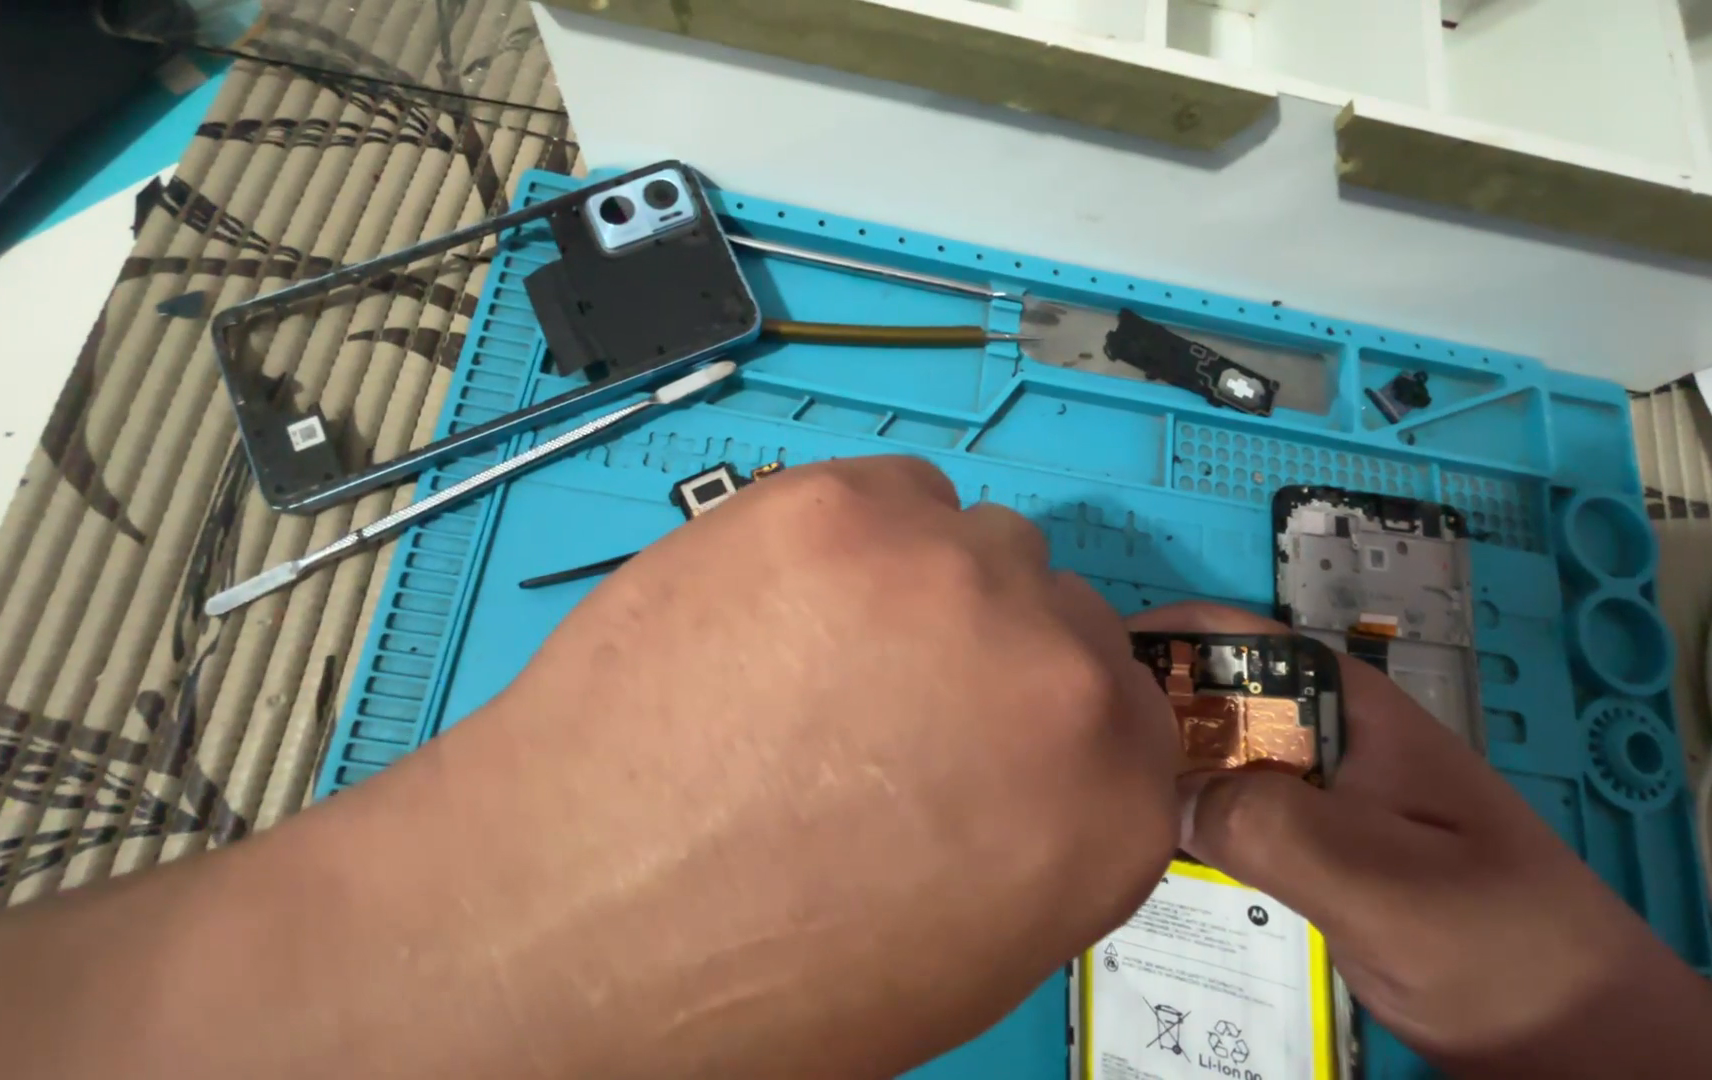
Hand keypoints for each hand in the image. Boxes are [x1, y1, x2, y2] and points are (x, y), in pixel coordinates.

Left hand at [406, 457, 1183, 1077]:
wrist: (574, 921)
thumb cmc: (770, 972)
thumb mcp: (967, 945)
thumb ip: (1046, 827)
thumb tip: (1038, 747)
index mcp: (1109, 805)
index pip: (1137, 714)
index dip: (1056, 718)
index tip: (1001, 720)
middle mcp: (1057, 675)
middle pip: (1061, 610)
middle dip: (992, 654)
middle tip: (898, 692)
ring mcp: (947, 574)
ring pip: (975, 540)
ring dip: (921, 588)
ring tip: (824, 649)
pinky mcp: (834, 508)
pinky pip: (889, 492)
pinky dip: (851, 537)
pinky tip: (783, 602)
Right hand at [1130, 603, 1711, 1077]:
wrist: (1574, 1039)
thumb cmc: (1497, 943)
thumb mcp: (1388, 886)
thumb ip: (1277, 829)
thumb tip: (1162, 791)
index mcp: (1342, 703)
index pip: (1230, 636)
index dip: (1153, 637)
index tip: (1079, 671)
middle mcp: (1314, 731)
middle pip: (1204, 692)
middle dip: (1136, 708)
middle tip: (1066, 750)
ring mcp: (1305, 788)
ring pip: (1204, 752)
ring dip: (1151, 767)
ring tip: (1083, 793)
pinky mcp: (1299, 840)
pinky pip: (1216, 808)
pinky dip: (1175, 816)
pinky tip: (1135, 844)